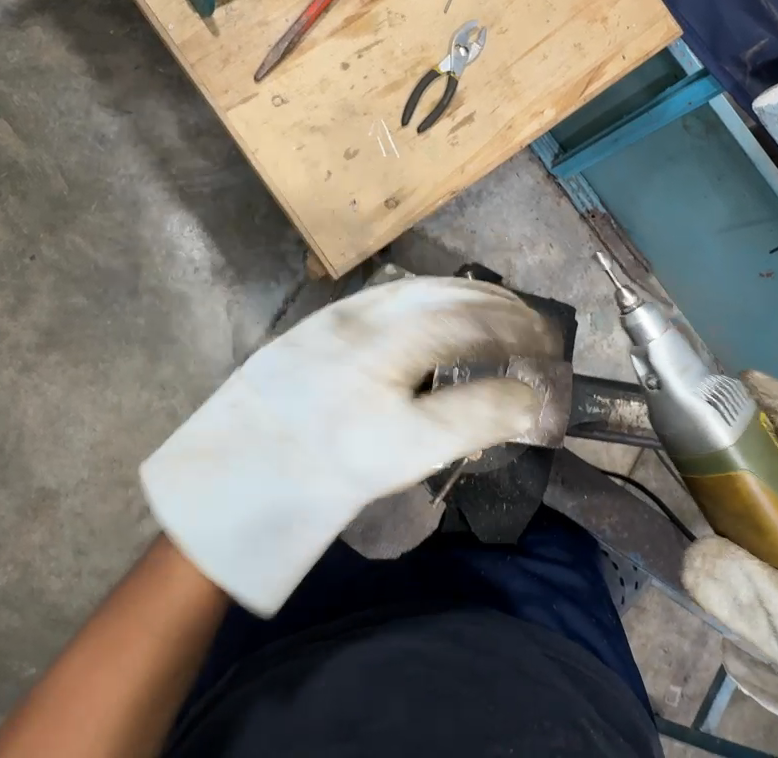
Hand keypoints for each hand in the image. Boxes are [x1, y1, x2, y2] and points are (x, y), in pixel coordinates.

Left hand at [141, 277, 559, 616]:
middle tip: (527, 324)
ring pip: (410, 292)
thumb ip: (476, 416)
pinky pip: (380, 303)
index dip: (517, 328)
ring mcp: (333, 319)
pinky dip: (421, 306)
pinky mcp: (311, 333)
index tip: (547, 342)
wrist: (230, 485)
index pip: (470, 319)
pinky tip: (426, 325)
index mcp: (389, 337)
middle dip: (493, 305)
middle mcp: (362, 313)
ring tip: (488, 317)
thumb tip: (532, 399)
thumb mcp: (409, 449)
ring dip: (457, 299)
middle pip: (442, 293)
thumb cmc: (326, 470)